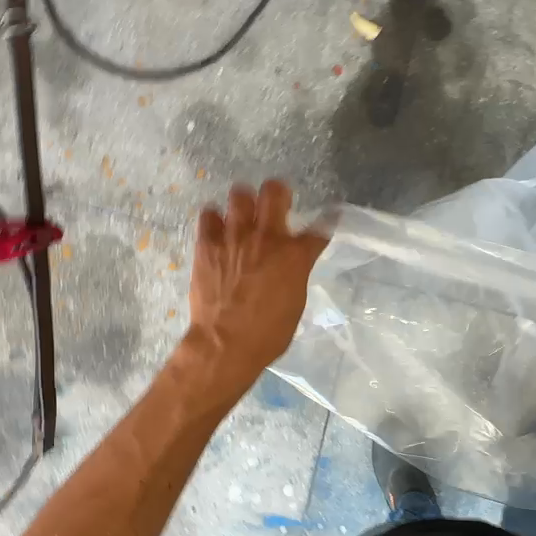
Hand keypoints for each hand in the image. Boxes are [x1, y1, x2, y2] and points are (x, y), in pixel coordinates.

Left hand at [185, 181, 328, 392]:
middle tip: (276, 204)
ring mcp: (234, 237)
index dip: (326, 223)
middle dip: (278, 193)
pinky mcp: (206, 243)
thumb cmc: (269, 334)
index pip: (319, 230)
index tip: (328, 219)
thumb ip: (295, 275)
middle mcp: (267, 238)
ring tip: (243, 215)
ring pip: (240, 194)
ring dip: (244, 202)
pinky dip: (215, 219)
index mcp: (295, 256)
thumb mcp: (295, 303)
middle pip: (275, 192)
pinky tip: (217, 230)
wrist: (226, 344)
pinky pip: (209, 215)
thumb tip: (293, 266)